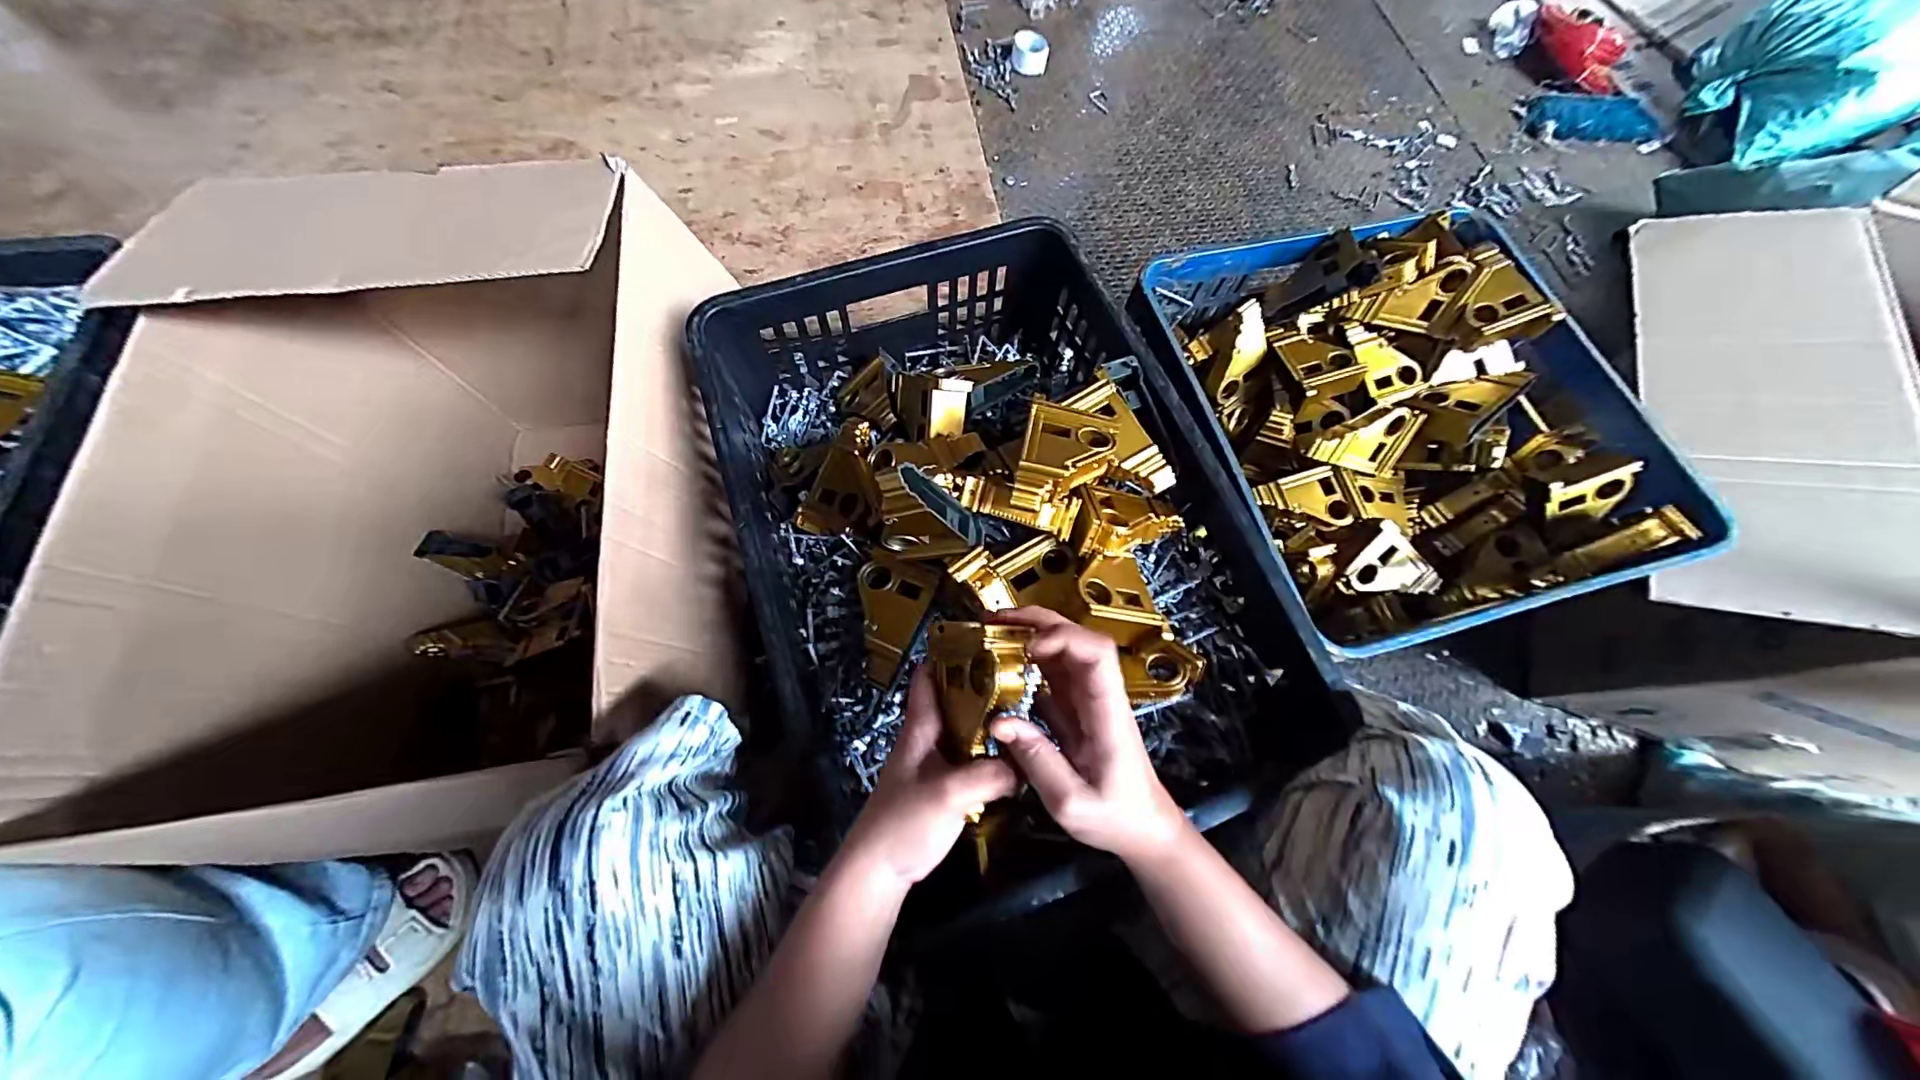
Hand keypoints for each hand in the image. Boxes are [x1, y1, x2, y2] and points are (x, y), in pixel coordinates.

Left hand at [833, 665, 1017, 894]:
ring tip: (1024, 720)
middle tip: (1021, 683)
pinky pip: (970, 762)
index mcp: (920, 729)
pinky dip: (989, 757)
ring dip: (988, 725)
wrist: (878, 871)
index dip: (950, 655)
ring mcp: (933, 766)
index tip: (985, 641)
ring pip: (964, 733)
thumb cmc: (903, 822)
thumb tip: (1023, 767)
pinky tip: (1013, 763)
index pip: (928, 679)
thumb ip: (989, 775)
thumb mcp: (950, 793)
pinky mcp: (941, 791)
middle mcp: (926, 740)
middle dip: (983, 689)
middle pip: (954, 703)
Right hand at [987, 607, 1192, 864]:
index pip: (1096, 652)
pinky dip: (1025, 663)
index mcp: (1108, 712)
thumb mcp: (1071, 802)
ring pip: (1061, 651)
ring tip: (989, 636)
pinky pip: (1051, 675)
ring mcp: (1088, 700)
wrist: (1142, 829)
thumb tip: (1000, 723)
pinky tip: (999, 667)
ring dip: (1027, 636)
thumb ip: (1037, 761)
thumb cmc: (1116, 818)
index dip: (1062, 637)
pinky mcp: (1076, 709)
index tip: (1027, 648)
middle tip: (993, 622)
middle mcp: (1099, 696)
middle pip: (1076, 638)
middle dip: (1036, 622)